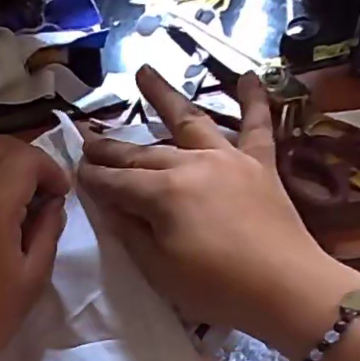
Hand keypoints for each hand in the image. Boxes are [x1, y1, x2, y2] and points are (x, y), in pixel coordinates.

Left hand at [0, 135, 70, 360]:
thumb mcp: (36, 272)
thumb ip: (48, 227)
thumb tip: (53, 203)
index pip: (25, 159)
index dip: (51, 169)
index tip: (64, 194)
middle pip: (1, 146)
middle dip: (32, 160)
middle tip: (50, 190)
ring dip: (12, 168)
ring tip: (32, 201)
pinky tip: (9, 211)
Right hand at [77, 65, 359, 358]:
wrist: (285, 288)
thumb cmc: (215, 288)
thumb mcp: (159, 270)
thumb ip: (131, 234)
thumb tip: (109, 207)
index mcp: (163, 194)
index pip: (117, 183)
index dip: (93, 178)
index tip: (74, 170)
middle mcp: (192, 165)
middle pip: (143, 152)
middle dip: (112, 146)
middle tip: (87, 136)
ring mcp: (228, 159)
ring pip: (190, 121)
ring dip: (164, 96)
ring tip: (143, 72)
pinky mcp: (260, 165)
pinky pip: (257, 125)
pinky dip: (253, 99)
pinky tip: (247, 75)